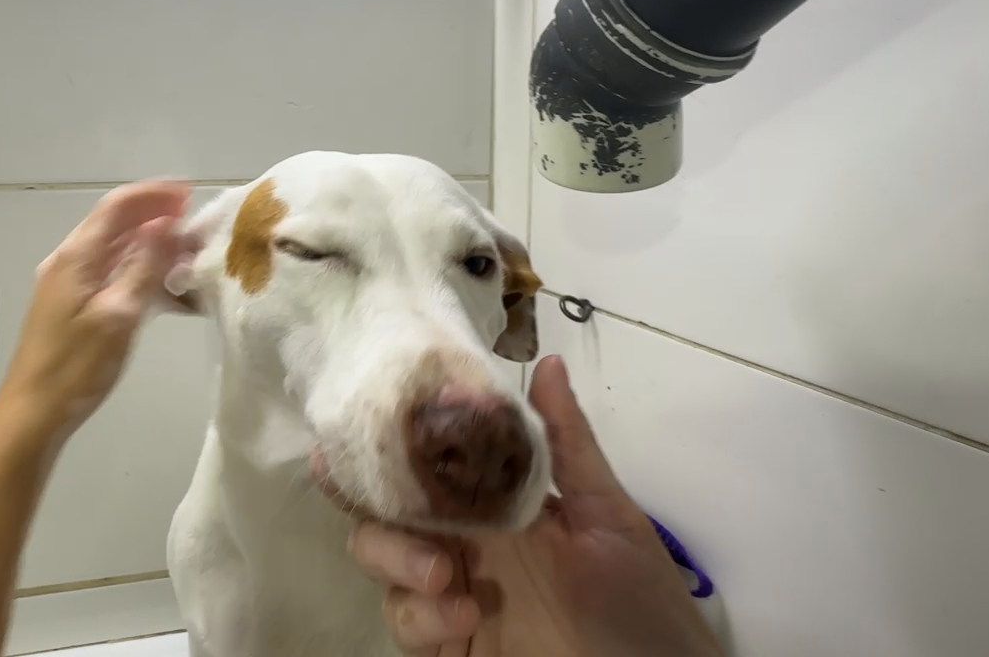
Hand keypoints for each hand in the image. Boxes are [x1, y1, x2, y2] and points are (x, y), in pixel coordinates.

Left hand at [0, 181, 199, 449]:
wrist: (32, 415)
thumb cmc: (76, 366)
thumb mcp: (119, 315)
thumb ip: (144, 266)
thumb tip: (165, 223)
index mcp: (76, 256)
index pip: (117, 206)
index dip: (154, 194)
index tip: (190, 192)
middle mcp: (69, 260)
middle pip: (115, 223)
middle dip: (155, 215)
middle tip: (194, 220)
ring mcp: (69, 283)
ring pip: (115, 249)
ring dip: (149, 243)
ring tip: (187, 251)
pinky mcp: (73, 305)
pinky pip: (111, 273)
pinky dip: (138, 270)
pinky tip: (165, 286)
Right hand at [338, 357, 720, 656]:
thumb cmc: (643, 607)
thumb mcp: (609, 518)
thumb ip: (566, 443)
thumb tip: (547, 360)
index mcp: (486, 500)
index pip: (418, 461)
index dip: (376, 444)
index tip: (346, 430)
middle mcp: (456, 540)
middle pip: (378, 504)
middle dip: (361, 495)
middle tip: (365, 492)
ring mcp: (446, 594)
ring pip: (377, 557)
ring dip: (393, 556)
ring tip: (441, 574)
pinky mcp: (445, 645)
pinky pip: (403, 623)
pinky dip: (420, 617)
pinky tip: (462, 618)